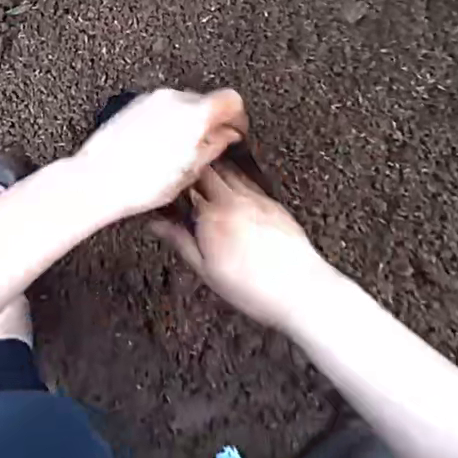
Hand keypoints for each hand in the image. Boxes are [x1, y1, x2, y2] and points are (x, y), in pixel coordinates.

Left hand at [69, 88, 247, 218]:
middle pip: (206, 101)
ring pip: (182, 105)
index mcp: (194, 114)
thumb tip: (226, 137)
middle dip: (211, 122)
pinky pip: (161, 108)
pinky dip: (167, 122)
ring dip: (187, 123)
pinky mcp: (135, 104)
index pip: (231, 100)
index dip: (238, 117)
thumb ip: (214, 147)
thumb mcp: (189, 172)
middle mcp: (173, 99)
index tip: (235, 131)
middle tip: (208, 147)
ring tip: (179, 153)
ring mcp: (151, 99)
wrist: (97, 179)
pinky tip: (159, 148)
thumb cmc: (139, 182)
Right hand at [150, 165, 337, 331]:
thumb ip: (180, 241)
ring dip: (213, 167)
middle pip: (206, 169)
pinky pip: (247, 178)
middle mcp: (232, 200)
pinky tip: (230, 185)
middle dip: (192, 167)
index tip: (163, 181)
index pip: (184, 185)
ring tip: (201, 172)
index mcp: (211, 217)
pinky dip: (234, 176)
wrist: (301, 290)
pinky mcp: (270, 201)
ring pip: (227, 169)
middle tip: (180, 172)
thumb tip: (156, 224)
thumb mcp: (207, 271)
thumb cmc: (255, 289)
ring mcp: (253, 197)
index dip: (172, 180)